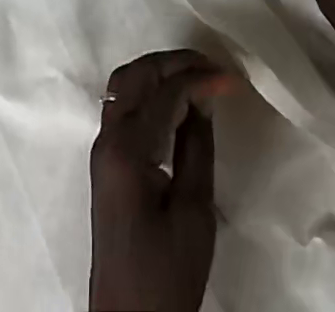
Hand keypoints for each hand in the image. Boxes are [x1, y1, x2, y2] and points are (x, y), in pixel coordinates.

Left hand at [89, 50, 227, 311]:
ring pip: (125, 86)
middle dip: (174, 63)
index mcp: (127, 151)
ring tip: (199, 78)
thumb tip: (203, 99)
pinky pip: (125, 107)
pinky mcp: (108, 162)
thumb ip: (197, 146)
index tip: (231, 79)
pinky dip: (151, 92)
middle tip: (212, 68)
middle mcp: (108, 141)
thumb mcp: (195, 210)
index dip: (200, 78)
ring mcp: (103, 150)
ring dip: (160, 72)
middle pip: (135, 76)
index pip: (165, 93)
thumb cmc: (166, 271)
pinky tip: (178, 101)